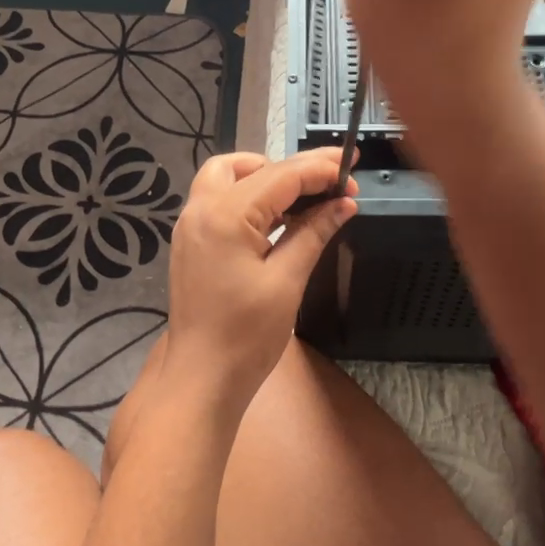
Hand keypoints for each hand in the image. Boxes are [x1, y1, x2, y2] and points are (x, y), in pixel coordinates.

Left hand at [162, 149, 355, 401]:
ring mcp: (191, 226)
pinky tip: (281, 218)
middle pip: (248, 166)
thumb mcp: (287, 280)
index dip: (320, 170)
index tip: (353, 170)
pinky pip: (220, 202)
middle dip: (292, 167)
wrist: (201, 379)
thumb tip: (344, 203)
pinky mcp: (192, 243)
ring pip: (228, 178)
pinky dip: (250, 199)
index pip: (280, 175)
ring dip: (267, 179)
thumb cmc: (246, 335)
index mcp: (224, 214)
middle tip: (334, 177)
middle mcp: (200, 209)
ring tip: (309, 196)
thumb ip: (313, 233)